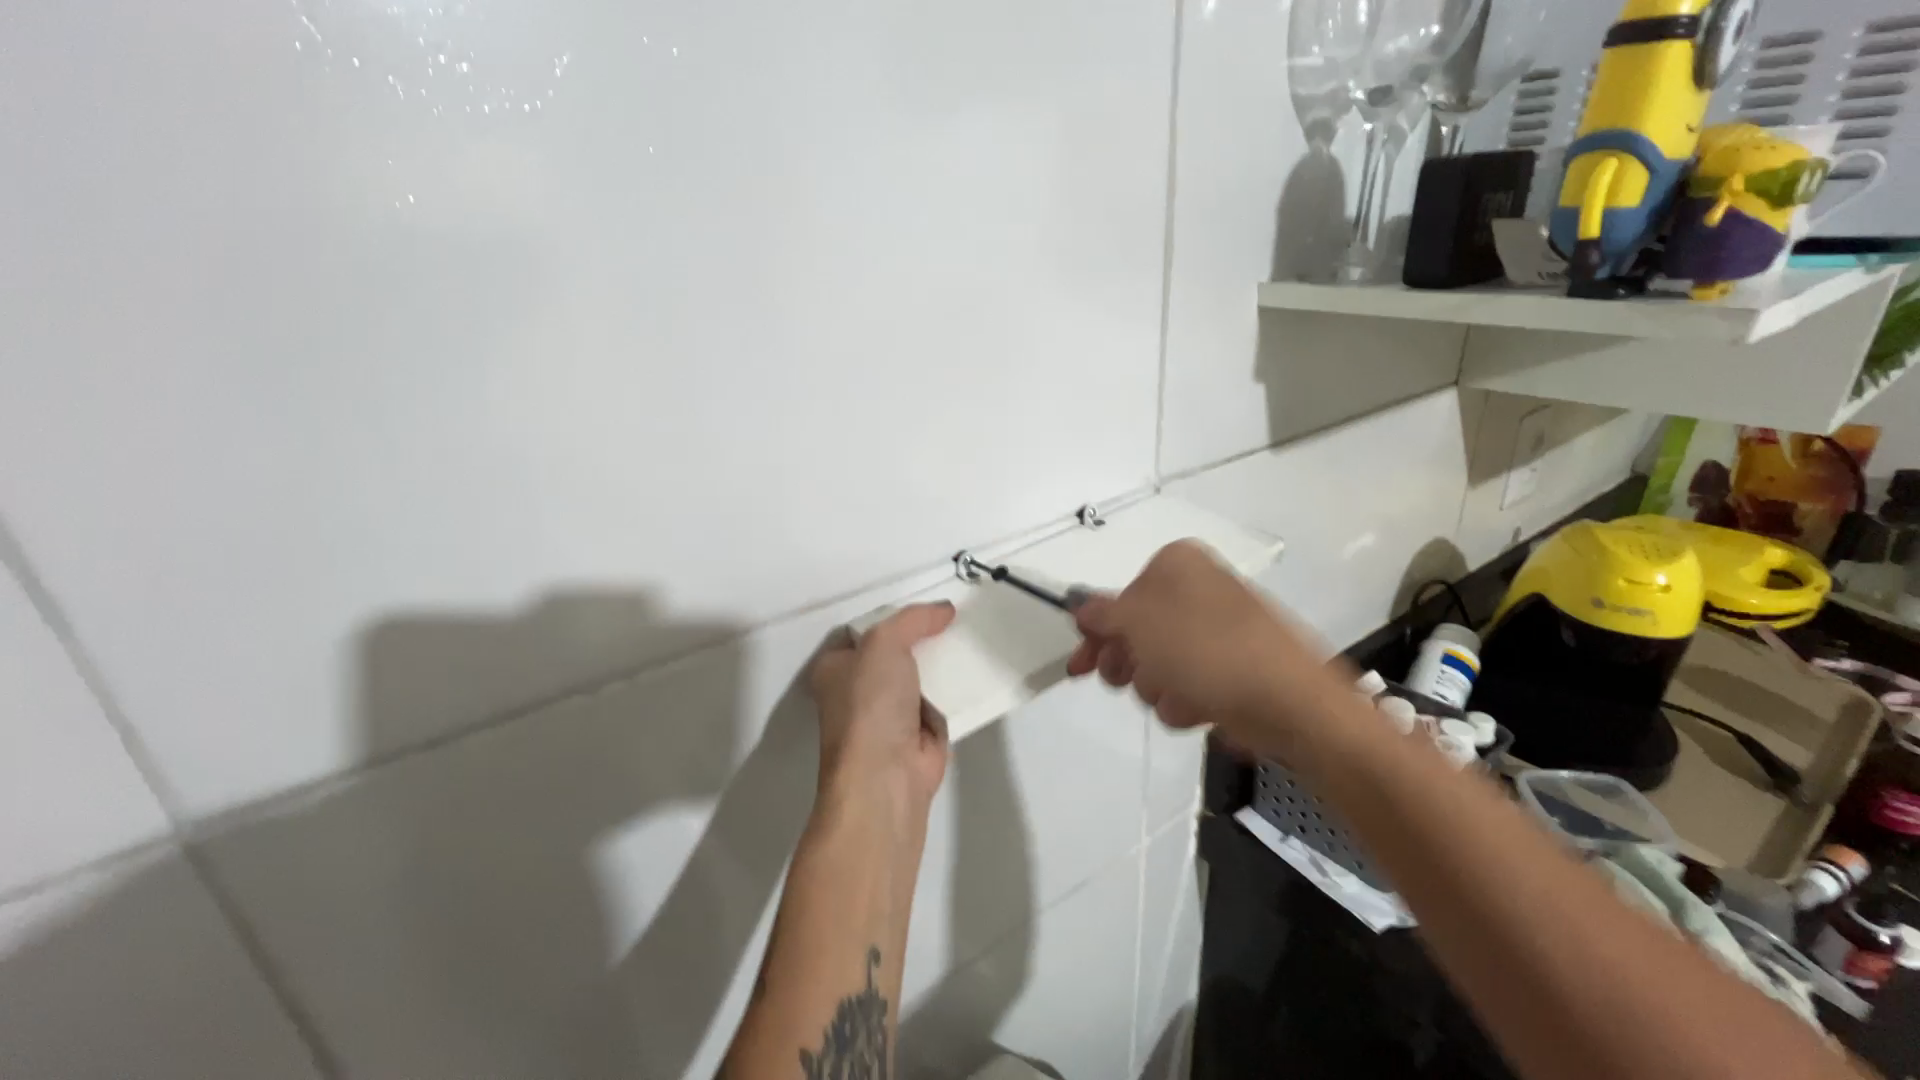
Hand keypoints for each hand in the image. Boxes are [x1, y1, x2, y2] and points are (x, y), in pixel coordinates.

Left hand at [808, 602, 956, 815]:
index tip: (927, 606)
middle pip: (897, 652)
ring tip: (975, 636)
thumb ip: (913, 619)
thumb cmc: (871, 704)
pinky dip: (959, 690)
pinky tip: (981, 670)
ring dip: (945, 662)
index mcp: (835, 668)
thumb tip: (945, 610)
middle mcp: (859, 691)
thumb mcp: (884, 643)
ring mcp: (891, 715)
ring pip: (922, 676)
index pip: (863, 631)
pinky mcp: (920, 735)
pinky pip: (943, 702)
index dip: (892, 615)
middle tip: (958, 617)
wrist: (886, 776)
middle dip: (924, 638)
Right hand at [1067, 541, 1350, 758]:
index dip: (1096, 634)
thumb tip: (1081, 605)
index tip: (1081, 666)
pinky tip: (1198, 707)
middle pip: (1137, 631)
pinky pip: (1190, 684)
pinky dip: (1186, 700)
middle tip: (1121, 681)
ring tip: (1175, 696)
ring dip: (1157, 686)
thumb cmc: (1207, 651)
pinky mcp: (1234, 667)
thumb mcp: (1138, 623)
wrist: (1288, 701)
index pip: (1118, 597)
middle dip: (1127, 663)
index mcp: (1177, 565)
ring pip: (1160, 663)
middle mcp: (1199, 590)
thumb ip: (1101, 613)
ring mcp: (1219, 630)